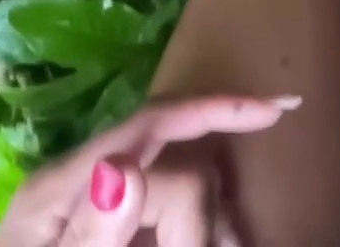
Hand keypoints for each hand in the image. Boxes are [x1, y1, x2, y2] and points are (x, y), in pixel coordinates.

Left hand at [0, 94, 298, 246]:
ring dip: (208, 227)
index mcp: (60, 186)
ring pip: (193, 190)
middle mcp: (90, 180)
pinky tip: (220, 243)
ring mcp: (109, 203)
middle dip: (201, 222)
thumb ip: (92, 236)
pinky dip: (206, 230)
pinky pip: (187, 211)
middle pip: (181, 168)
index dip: (219, 106)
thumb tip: (126, 167)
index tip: (278, 110)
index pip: (155, 120)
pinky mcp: (124, 225)